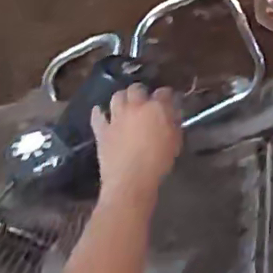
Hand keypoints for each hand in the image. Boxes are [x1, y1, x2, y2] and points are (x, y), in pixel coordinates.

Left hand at [89, 84, 180, 205]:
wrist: (130, 183)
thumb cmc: (158, 163)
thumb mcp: (175, 141)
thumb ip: (174, 123)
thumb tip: (172, 113)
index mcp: (157, 108)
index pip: (164, 92)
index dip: (166, 96)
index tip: (168, 101)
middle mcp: (136, 107)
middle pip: (136, 88)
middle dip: (141, 92)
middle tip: (144, 101)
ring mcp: (117, 118)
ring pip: (117, 97)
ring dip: (122, 98)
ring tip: (125, 105)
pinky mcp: (102, 131)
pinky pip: (97, 117)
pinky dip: (99, 113)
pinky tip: (100, 111)